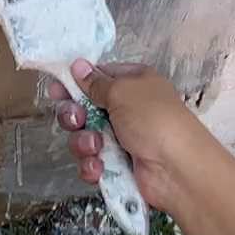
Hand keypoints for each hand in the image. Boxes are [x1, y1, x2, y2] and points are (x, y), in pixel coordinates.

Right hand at [46, 61, 215, 210]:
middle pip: (85, 107)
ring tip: (96, 146)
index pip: (97, 77)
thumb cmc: (153, 119)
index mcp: (132, 82)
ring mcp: (121, 138)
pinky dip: (91, 165)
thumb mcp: (123, 92)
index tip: (56, 89)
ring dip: (83, 142)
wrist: (178, 170)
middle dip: (75, 115)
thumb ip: (95, 82)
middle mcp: (126, 108)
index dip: (75, 83)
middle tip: (77, 119)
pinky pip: (92, 161)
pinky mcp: (117, 165)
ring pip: (84, 136)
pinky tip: (98, 167)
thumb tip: (77, 65)